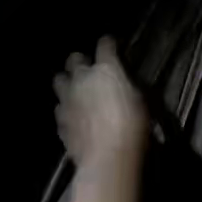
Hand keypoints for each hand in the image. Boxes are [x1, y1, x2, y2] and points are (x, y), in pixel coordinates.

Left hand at [53, 37, 148, 175]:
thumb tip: (124, 82)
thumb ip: (129, 84)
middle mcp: (82, 79)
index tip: (112, 46)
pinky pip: (60, 109)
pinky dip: (67, 110)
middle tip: (90, 70)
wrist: (108, 158)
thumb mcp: (142, 98)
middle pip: (73, 59)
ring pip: (59, 81)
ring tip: (78, 92)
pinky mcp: (60, 123)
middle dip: (80, 61)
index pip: (104, 44)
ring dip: (68, 84)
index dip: (109, 44)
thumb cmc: (133, 123)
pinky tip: (75, 117)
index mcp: (106, 68)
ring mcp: (67, 101)